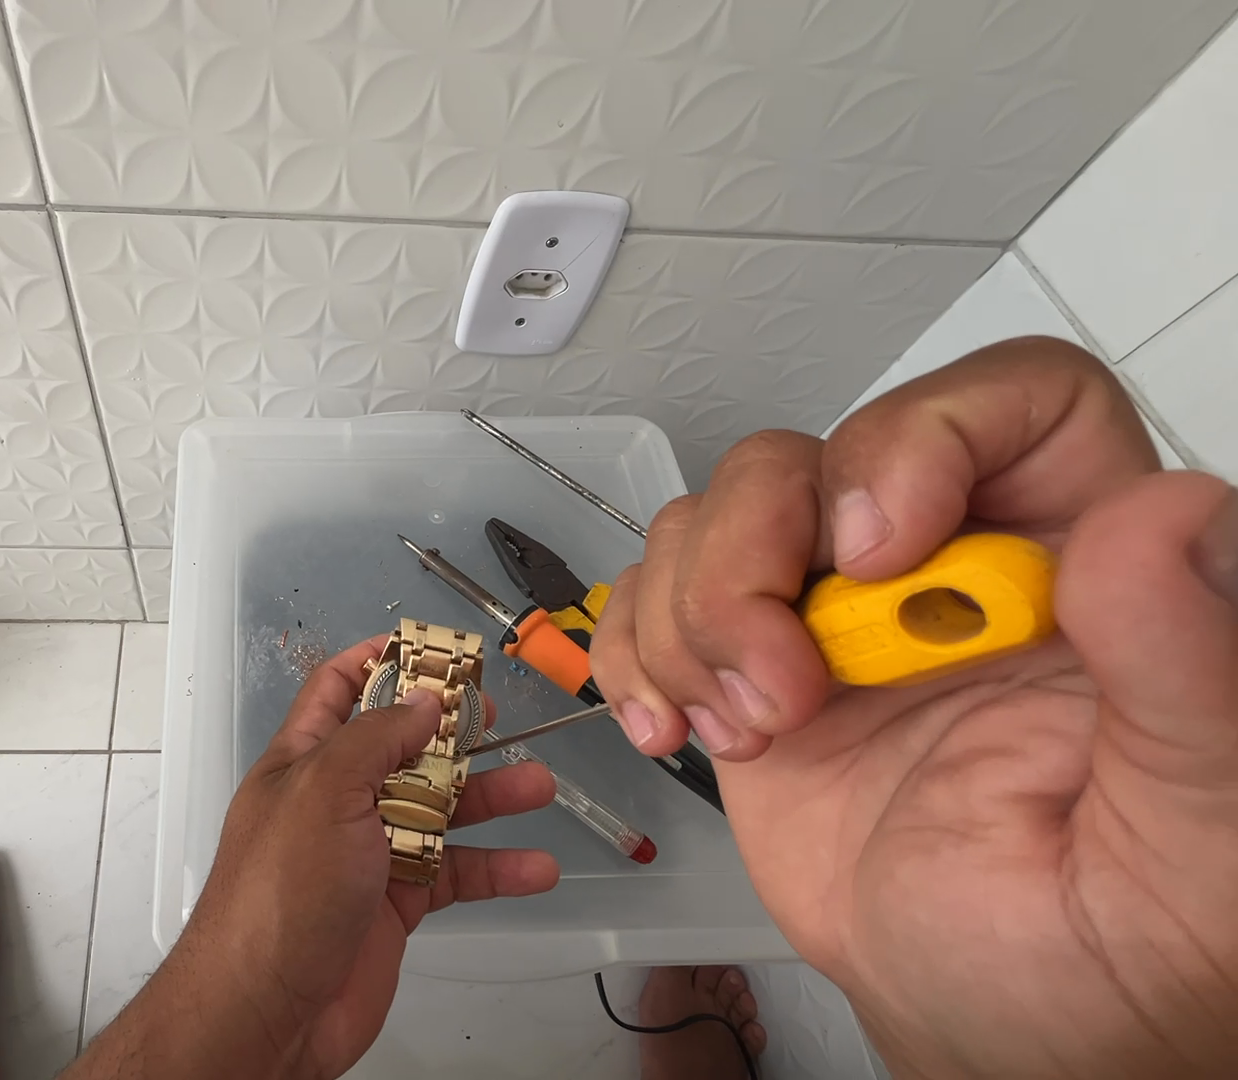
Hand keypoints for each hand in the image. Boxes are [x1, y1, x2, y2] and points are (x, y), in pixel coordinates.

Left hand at [174, 635, 558, 1077]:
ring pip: (438, 808)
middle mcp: (339, 796)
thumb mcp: (325, 790)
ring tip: (538, 783)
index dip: (380, 660)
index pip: (340, 687)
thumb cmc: (285, 885)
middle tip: (493, 715)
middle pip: (401, 745)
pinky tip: (536, 867)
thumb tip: (424, 697)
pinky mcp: (397, 901)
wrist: (268, 1009)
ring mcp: (370, 848)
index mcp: (307, 757)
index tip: (432, 649)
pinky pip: (454, 872)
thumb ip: (377, 738)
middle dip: (447, 728)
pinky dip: (494, 868)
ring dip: (488, 796)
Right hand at [588, 337, 1237, 1077]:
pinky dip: (629, 658)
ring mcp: (802, 607)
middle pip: (787, 464)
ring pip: (696, 525)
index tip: (863, 562)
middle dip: (742, 574)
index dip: (914, 443)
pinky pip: (636, 598)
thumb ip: (1190, 685)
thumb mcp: (1188, 856)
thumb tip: (1170, 513)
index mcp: (1060, 572)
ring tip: (732, 732)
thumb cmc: (1088, 954)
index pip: (1002, 404)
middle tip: (773, 696)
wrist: (957, 1006)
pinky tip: (668, 730)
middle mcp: (917, 566)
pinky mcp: (720, 654)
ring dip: (683, 631)